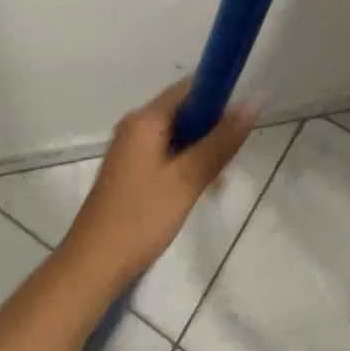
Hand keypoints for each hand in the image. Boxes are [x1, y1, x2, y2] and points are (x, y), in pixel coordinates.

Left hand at [59, 81, 258, 283]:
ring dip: (200, 152)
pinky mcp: (129, 170)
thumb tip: (254, 99)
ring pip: (176, 136)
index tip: (241, 125)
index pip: (189, 88)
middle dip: (211, 131)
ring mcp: (129, 148)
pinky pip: (164, 154)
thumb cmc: (142, 217)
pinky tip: (196, 192)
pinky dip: (184, 165)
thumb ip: (221, 141)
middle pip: (183, 112)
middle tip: (230, 163)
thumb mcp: (188, 179)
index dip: (219, 99)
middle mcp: (134, 125)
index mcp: (145, 119)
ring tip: (216, 184)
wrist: (95, 262)